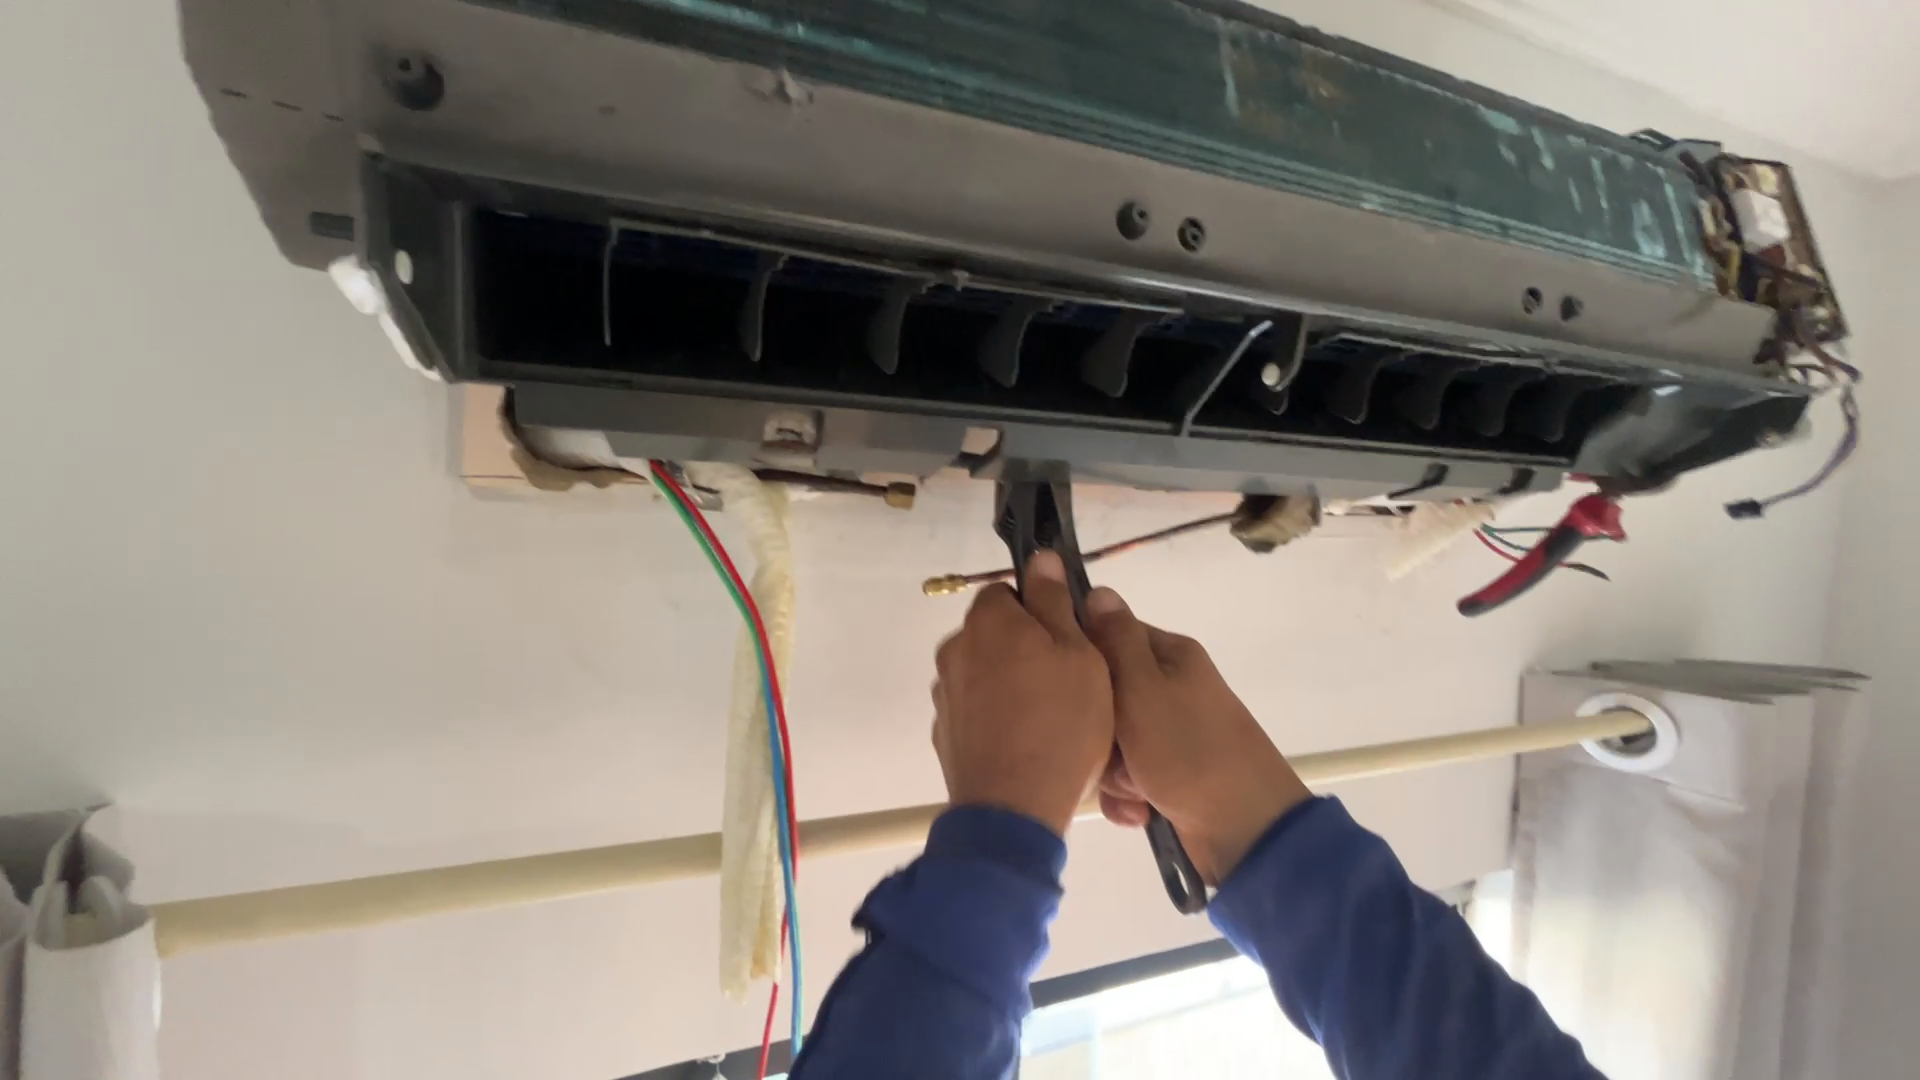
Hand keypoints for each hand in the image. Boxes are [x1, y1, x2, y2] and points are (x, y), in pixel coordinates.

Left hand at [931, 551, 1114, 834]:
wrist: (1014, 808)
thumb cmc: (1061, 722)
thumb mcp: (1079, 653)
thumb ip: (1055, 601)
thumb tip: (1040, 557)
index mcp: (986, 621)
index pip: (1008, 592)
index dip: (1041, 611)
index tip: (1067, 640)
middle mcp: (954, 649)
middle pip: (994, 632)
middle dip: (1025, 647)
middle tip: (1067, 681)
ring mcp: (944, 693)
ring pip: (985, 671)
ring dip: (1009, 682)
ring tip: (1047, 718)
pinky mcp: (944, 732)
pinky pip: (975, 708)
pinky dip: (995, 715)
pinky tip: (1022, 742)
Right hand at [1083, 588, 1310, 884]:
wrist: (1246, 831)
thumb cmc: (1188, 750)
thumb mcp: (1143, 688)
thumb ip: (1116, 640)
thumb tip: (1099, 588)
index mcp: (1169, 656)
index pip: (1107, 636)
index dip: (1084, 661)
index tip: (1070, 688)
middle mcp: (1170, 689)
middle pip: (1104, 695)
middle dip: (1099, 729)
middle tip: (1112, 748)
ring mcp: (1171, 734)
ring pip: (1110, 740)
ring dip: (1114, 769)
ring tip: (1135, 785)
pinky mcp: (1169, 775)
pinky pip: (1127, 776)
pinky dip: (1129, 795)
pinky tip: (1139, 810)